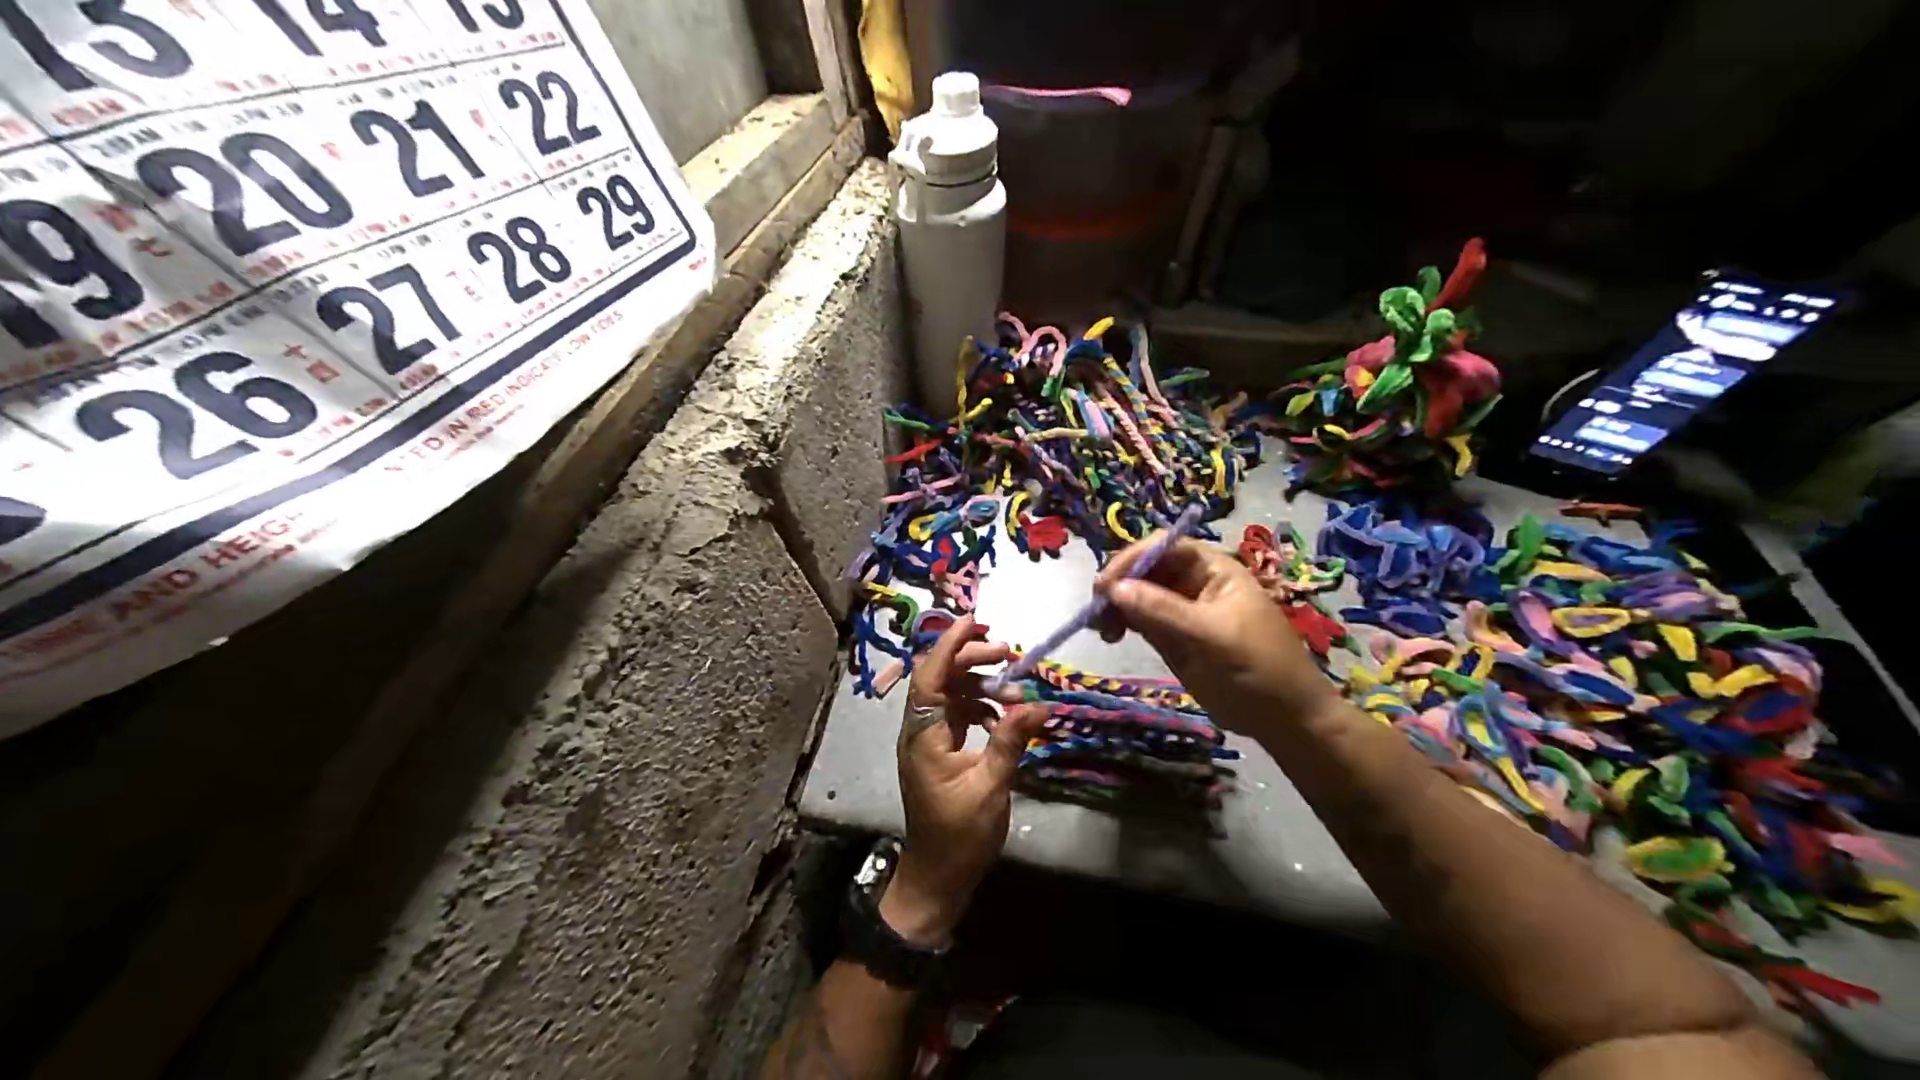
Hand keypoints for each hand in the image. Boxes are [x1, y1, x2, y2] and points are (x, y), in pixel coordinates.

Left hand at [887, 615, 1049, 945]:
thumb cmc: (959, 836)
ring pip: (949, 695)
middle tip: (1006, 651)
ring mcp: (927, 741)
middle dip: (970, 659)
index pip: (930, 676)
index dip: (949, 644)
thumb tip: (1037, 703)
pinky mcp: (939, 751)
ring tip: (1012, 682)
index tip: (975, 621)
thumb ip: (1011, 741)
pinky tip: (1003, 715)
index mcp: (922, 734)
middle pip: (939, 678)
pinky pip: (957, 715)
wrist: (937, 878)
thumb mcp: (991, 787)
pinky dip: (979, 706)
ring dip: (978, 683)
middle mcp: (919, 730)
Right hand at [1091, 534, 1341, 740]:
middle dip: (1118, 583)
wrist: (1284, 718)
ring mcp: (1181, 610)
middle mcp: (1194, 583)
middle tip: (1096, 611)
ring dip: (1114, 604)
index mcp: (1212, 570)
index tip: (1106, 585)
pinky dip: (1121, 622)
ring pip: (1137, 594)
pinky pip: (1140, 619)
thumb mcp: (1210, 636)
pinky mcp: (1172, 636)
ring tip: (1101, 628)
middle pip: (1145, 568)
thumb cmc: (1257, 668)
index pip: (1164, 547)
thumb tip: (1113, 589)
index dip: (1132, 559)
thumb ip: (1162, 611)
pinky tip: (1110, 635)